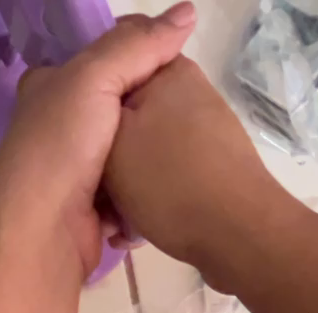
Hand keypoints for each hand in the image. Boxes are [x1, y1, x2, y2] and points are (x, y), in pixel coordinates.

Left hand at [0, 3, 197, 273]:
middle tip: (185, 115)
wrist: (42, 236)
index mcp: (48, 87)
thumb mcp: (96, 78)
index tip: (176, 65)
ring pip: (126, 158)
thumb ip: (140, 45)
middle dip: (148, 116)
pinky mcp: (88, 214)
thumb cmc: (60, 149)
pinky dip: (141, 200)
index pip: (100, 59)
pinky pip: (126, 198)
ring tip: (180, 156)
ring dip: (148, 162)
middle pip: (117, 111)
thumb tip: (189, 12)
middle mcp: (57, 129)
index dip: (138, 56)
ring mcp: (73, 175)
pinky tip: (159, 196)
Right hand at [104, 55, 293, 281]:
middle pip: (126, 126)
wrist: (237, 234)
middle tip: (98, 202)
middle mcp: (187, 96)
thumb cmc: (169, 184)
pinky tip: (136, 234)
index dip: (87, 119)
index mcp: (166, 72)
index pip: (110, 80)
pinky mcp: (212, 171)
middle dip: (108, 167)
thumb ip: (94, 121)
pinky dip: (149, 204)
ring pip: (143, 160)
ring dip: (125, 194)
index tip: (79, 156)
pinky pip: (166, 182)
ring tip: (117, 227)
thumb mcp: (113, 145)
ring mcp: (202, 136)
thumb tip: (94, 121)